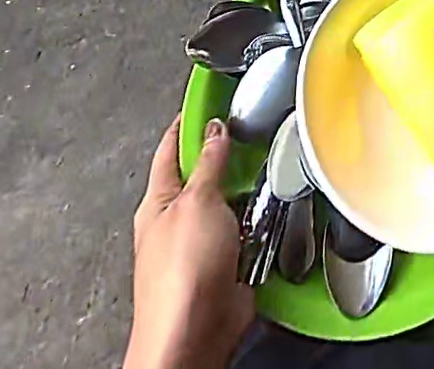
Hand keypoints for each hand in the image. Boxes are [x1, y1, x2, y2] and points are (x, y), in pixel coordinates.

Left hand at [122, 118, 252, 368]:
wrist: (195, 334)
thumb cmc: (180, 275)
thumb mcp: (197, 201)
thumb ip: (209, 162)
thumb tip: (215, 129)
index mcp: (159, 200)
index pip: (172, 148)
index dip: (188, 122)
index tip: (206, 100)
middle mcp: (180, 219)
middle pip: (207, 172)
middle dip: (230, 156)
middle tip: (250, 133)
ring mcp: (205, 241)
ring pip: (233, 199)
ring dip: (251, 190)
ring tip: (266, 175)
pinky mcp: (229, 261)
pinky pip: (251, 228)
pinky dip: (264, 219)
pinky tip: (274, 212)